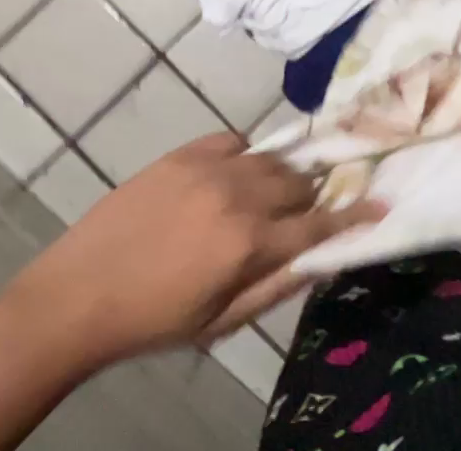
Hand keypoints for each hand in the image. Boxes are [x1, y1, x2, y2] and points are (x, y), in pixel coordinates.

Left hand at [8, 133, 383, 367]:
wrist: (78, 294)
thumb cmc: (154, 319)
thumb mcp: (222, 321)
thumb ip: (277, 287)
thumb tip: (322, 259)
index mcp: (248, 244)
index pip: (318, 224)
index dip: (354, 215)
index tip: (382, 203)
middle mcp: (237, 196)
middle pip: (299, 183)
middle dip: (311, 198)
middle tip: (304, 214)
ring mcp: (208, 169)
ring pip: (270, 160)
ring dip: (281, 176)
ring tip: (270, 194)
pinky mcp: (181, 154)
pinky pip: (232, 140)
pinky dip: (244, 154)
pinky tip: (234, 173)